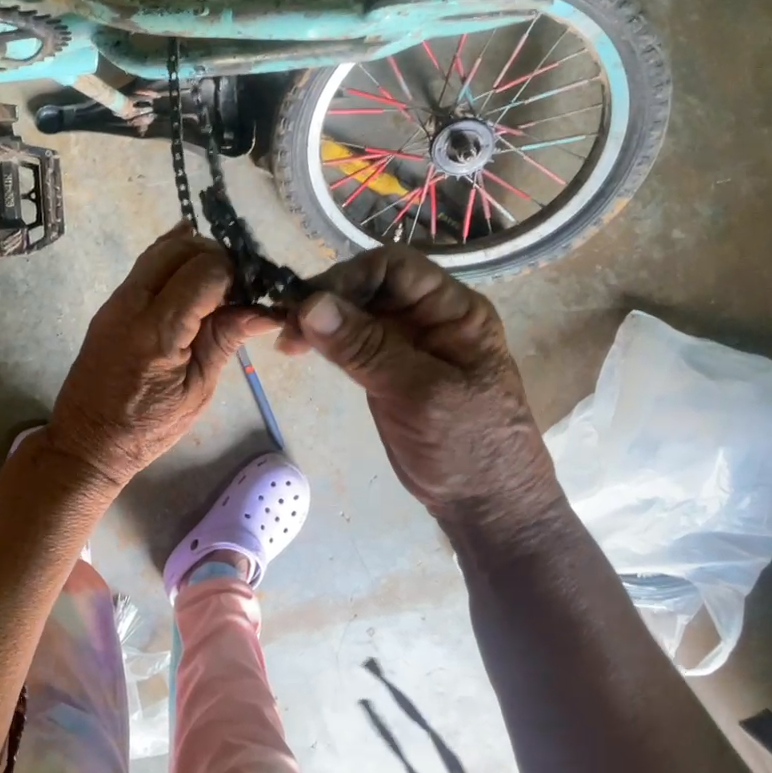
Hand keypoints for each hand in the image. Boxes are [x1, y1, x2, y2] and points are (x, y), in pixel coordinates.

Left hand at [44, 227, 278, 490]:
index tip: (248, 295)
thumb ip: (225, 339)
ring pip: (159, 250)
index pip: (204, 272)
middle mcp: (131, 305)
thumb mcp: (197, 390)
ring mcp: (116, 301)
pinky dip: (171, 263)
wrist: (87, 440)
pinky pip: (145, 266)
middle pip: (180, 248)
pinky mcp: (110, 304)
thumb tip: (265, 309)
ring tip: (215, 287)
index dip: (233, 275)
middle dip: (214, 257)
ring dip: (192, 255)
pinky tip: (192, 281)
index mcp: (157, 332)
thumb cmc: (147, 428)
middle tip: (234, 287)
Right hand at [278, 247, 560, 532]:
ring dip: (318, 319)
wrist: (484, 504)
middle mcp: (430, 318)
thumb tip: (309, 304)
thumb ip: (365, 347)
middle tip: (286, 326)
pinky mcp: (386, 368)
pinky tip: (299, 350)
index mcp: (454, 311)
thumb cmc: (467, 446)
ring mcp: (406, 343)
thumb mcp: (418, 392)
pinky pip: (350, 339)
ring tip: (286, 341)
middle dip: (326, 298)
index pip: (396, 267)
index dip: (349, 277)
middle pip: (370, 285)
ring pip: (354, 311)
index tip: (308, 304)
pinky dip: (322, 340)